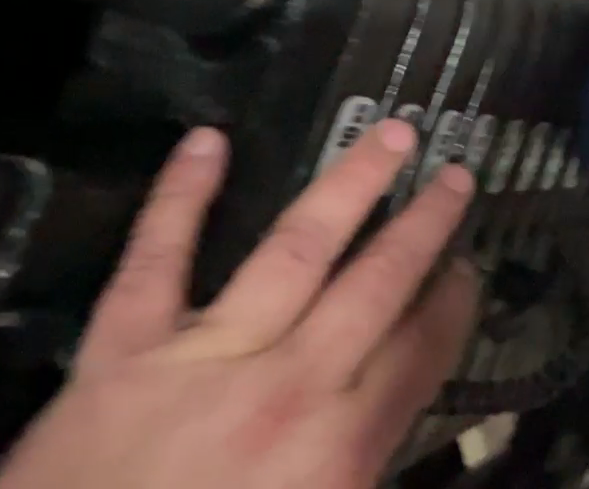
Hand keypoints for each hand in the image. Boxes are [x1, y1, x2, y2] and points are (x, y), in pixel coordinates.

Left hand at [0, 120, 478, 488]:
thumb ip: (363, 464)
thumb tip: (392, 408)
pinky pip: (154, 263)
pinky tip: (208, 139)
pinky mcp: (119, 353)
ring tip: (392, 133)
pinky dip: (179, 197)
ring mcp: (202, 359)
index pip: (419, 352)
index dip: (452, 303)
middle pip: (376, 284)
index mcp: (336, 449)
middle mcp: (286, 386)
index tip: (468, 265)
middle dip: (424, 224)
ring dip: (350, 186)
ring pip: (295, 251)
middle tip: (456, 172)